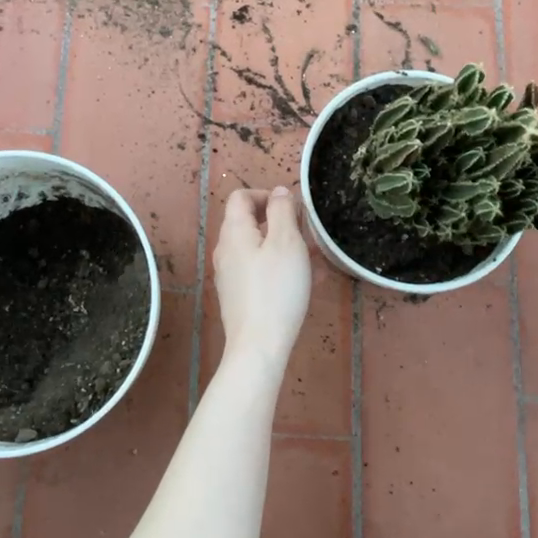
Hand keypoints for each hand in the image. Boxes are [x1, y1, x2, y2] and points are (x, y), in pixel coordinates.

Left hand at [211, 187, 311, 375]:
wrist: (258, 345)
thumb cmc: (276, 289)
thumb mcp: (287, 242)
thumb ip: (282, 211)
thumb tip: (279, 192)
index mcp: (234, 232)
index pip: (240, 197)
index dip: (266, 195)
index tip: (292, 208)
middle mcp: (225, 250)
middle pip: (247, 222)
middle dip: (278, 222)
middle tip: (306, 233)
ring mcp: (228, 275)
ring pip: (256, 248)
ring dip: (282, 246)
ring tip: (312, 259)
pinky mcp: (237, 296)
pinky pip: (257, 270)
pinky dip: (278, 267)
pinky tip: (303, 283)